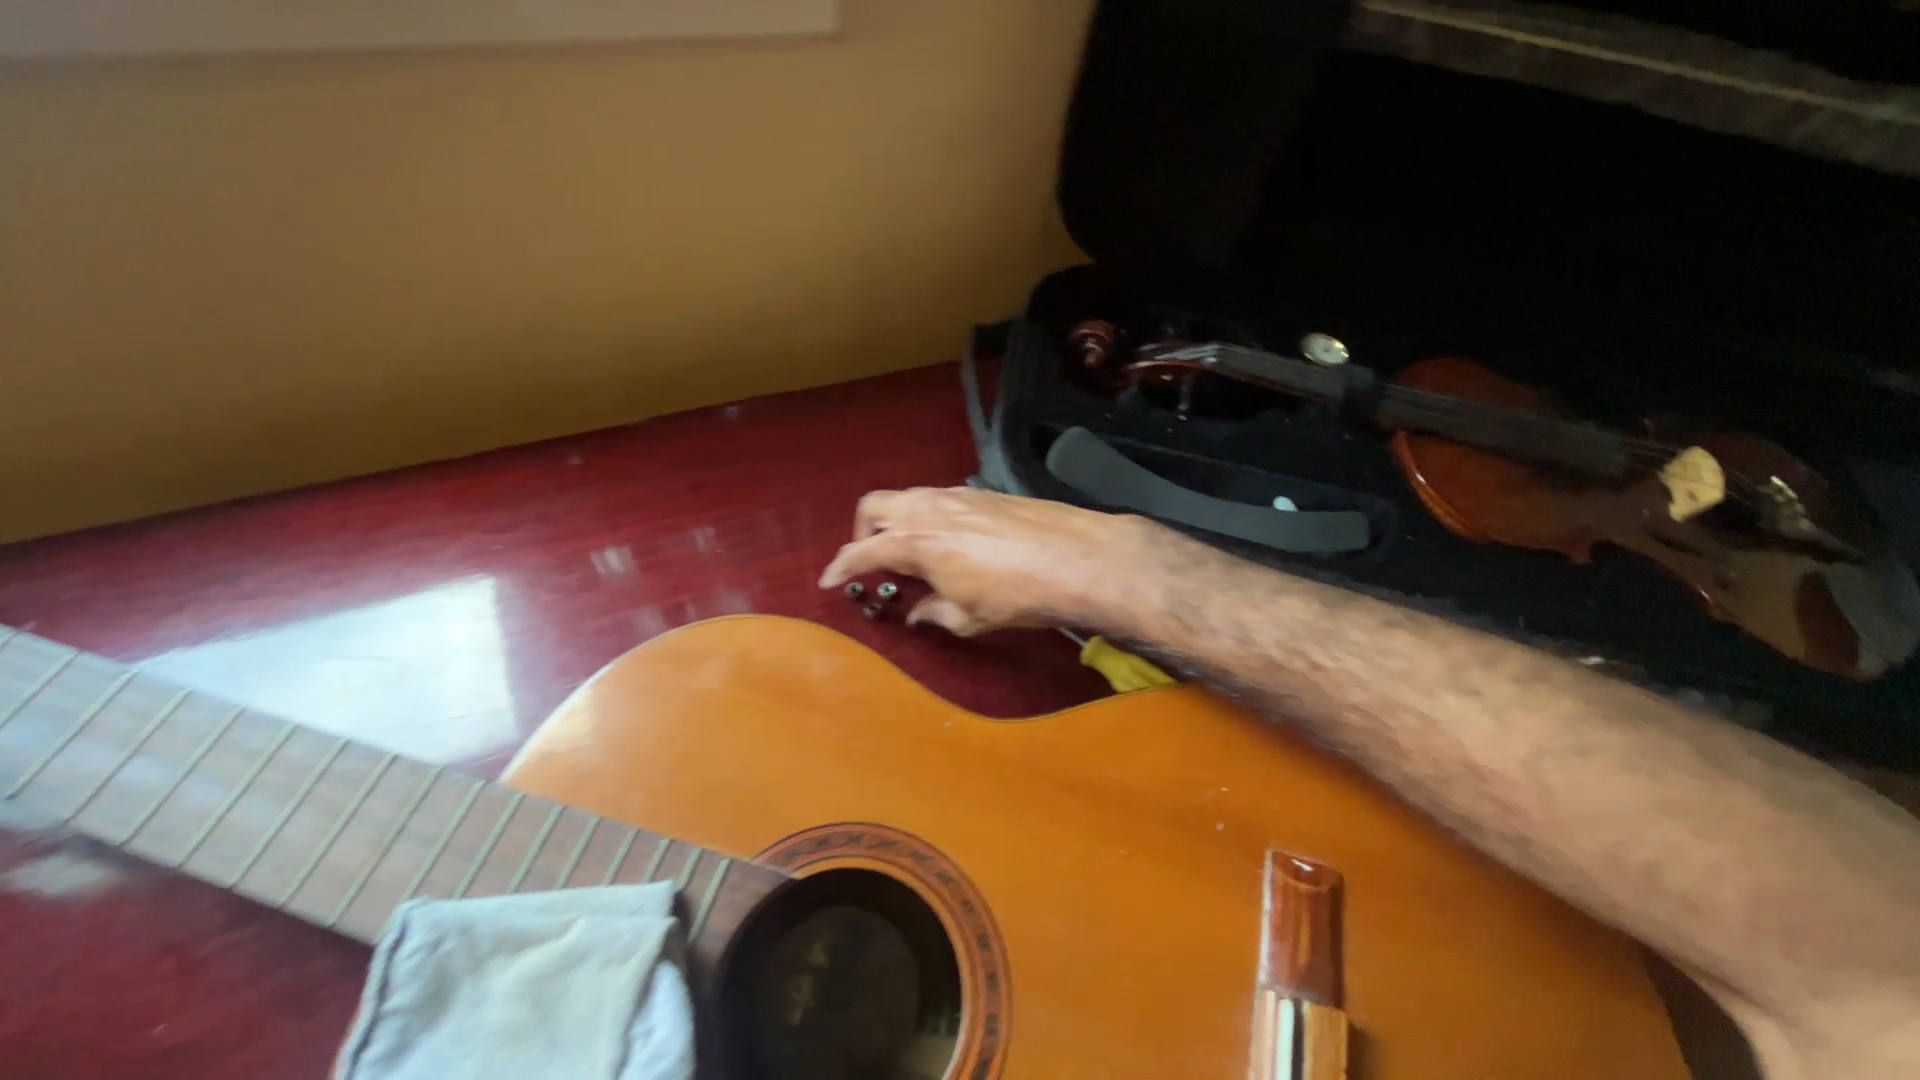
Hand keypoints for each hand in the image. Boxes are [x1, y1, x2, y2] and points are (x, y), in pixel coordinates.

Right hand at [818, 487, 1162, 635]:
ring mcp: (956, 495)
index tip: (828, 580)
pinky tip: (947, 541)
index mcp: (915, 543)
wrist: (1076, 558)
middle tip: (871, 560)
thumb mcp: (969, 618)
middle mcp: (927, 509)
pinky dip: (926, 516)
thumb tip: (919, 613)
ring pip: (907, 498)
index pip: (862, 552)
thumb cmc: (1016, 596)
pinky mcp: (981, 493)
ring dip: (896, 521)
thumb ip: (934, 614)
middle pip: (874, 507)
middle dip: (862, 532)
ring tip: (910, 552)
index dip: (840, 566)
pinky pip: (937, 498)